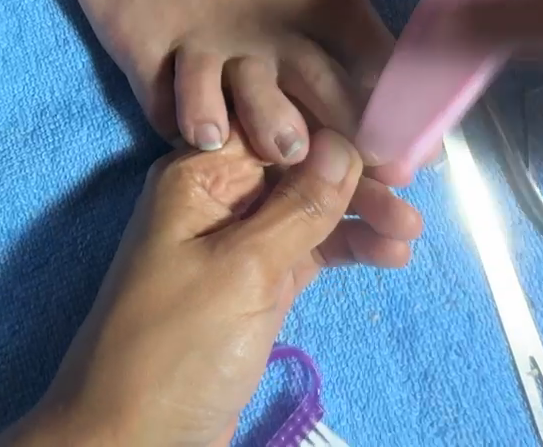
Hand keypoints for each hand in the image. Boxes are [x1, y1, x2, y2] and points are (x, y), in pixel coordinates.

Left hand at [1, 131, 419, 446]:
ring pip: (307, 209)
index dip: (328, 127)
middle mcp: (217, 194)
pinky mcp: (256, 282)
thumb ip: (297, 207)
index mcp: (197, 171)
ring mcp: (238, 239)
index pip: (270, 127)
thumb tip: (342, 143)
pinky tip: (389, 254)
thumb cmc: (178, 343)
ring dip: (356, 215)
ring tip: (410, 232)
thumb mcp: (242, 270)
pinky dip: (344, 249)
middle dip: (351, 176)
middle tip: (408, 196)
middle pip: (294, 166)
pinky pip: (307, 250)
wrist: (132, 437)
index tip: (387, 136)